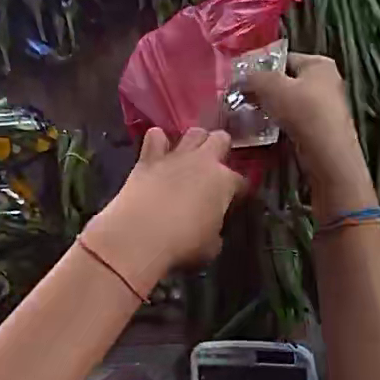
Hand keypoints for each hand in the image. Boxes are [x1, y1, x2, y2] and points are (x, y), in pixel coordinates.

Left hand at [81, 128, 242, 292]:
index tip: (235, 200)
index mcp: (224, 182)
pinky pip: (156, 137)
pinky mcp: (148, 158)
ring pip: (193, 132)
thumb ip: (216, 231)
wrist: (139, 236)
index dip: (239, 190)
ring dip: (195, 140)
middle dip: (222, 148)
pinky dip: (158, 141)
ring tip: (192, 154)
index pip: (240, 181)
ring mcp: (176, 156)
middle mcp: (204, 161)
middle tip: (215, 166)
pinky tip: (158, 150)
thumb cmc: (182, 245)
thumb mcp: (211, 247)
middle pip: (221, 140)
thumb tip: (212, 230)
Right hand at [243, 54, 375, 213]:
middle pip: (287, 82)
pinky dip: (281, 126)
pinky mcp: (322, 130)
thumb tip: (241, 79)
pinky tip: (267, 133)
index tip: (242, 82)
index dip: (261, 68)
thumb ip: (254, 78)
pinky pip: (295, 122)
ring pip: (290, 104)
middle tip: (243, 100)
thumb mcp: (271, 86)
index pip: (284, 59)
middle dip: (265, 91)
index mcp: (319, 63)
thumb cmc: (302, 111)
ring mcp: (326, 107)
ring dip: (271, 110)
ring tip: (250, 117)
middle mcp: (327, 81)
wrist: (327, 154)